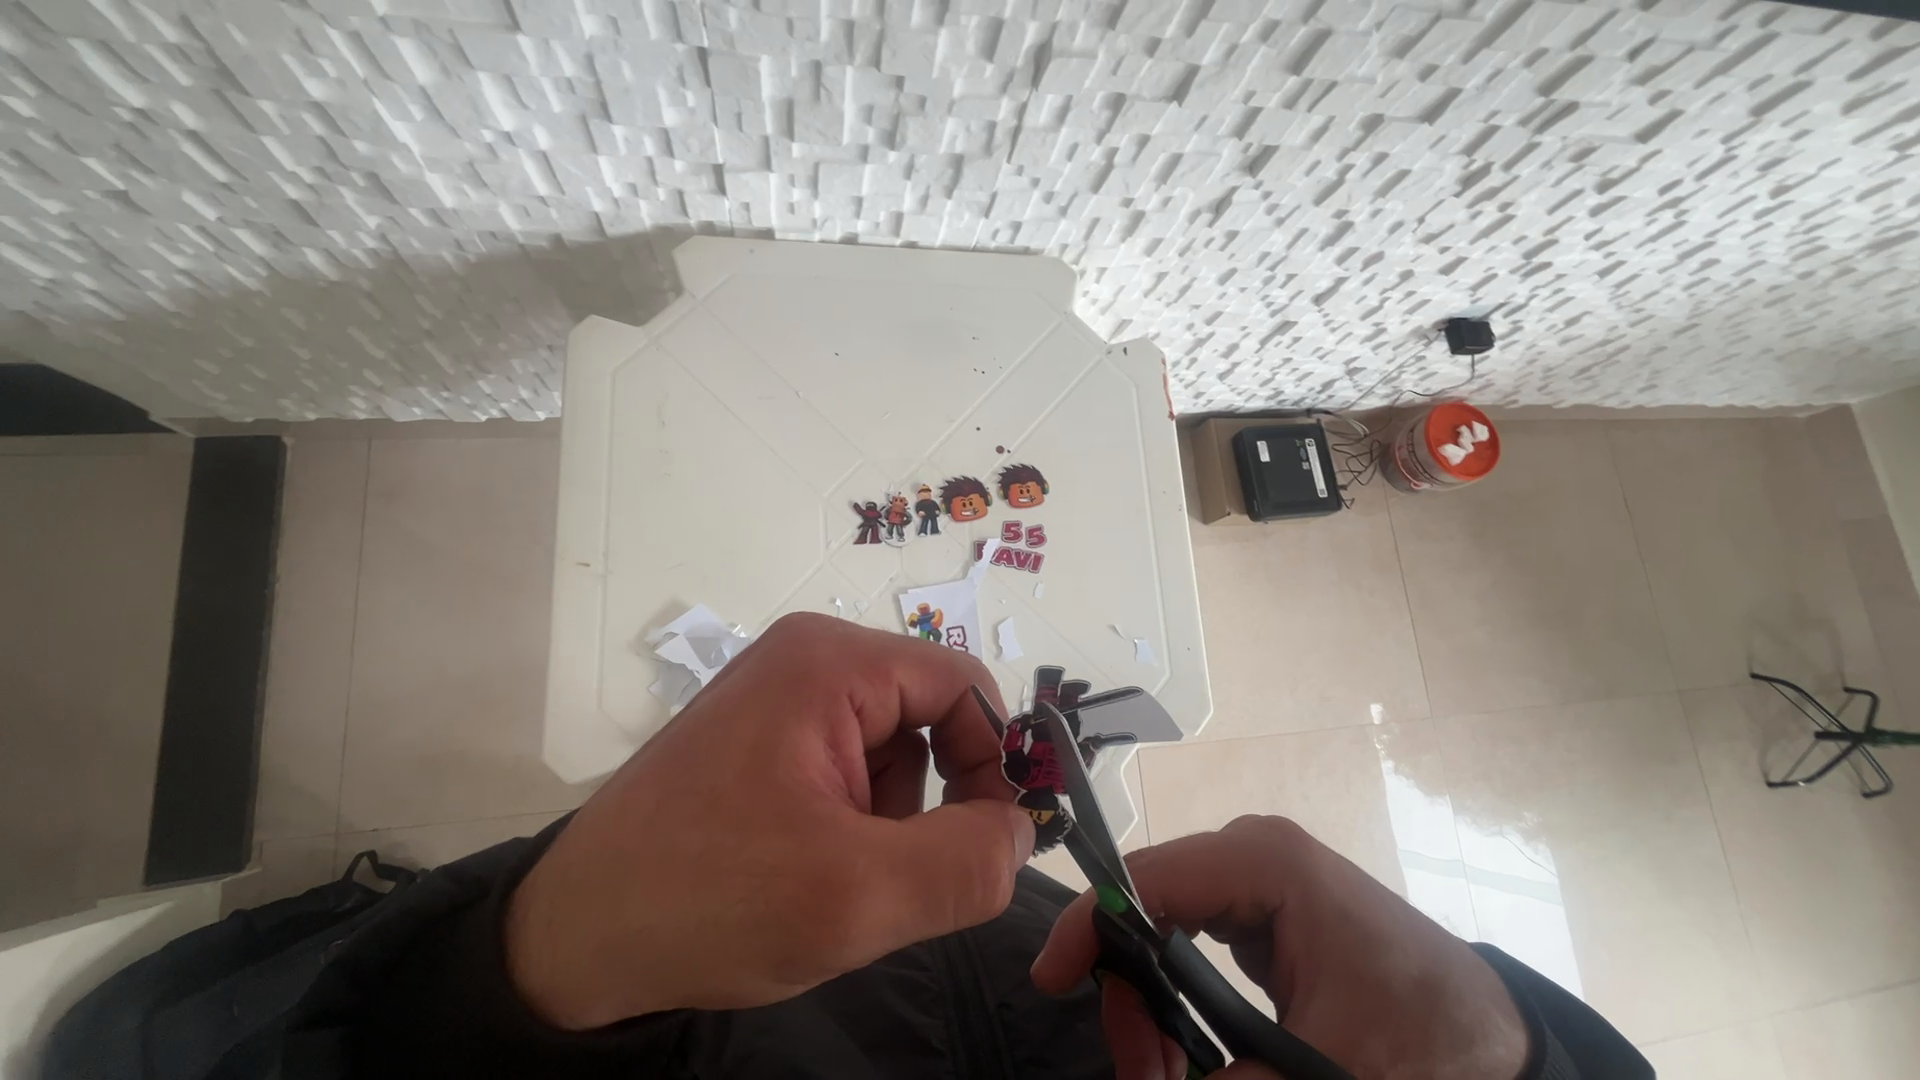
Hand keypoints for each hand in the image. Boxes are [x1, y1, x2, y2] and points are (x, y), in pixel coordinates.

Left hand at [505, 613, 1034, 1028]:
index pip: (961, 685)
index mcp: (830, 662)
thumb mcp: (860, 896)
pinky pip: (847, 766)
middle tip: (894, 872)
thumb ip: (970, 862)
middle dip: (930, 802)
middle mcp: (806, 659)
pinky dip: (852, 822)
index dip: (995, 759)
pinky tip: (802, 865)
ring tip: (830, 873)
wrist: (570, 941)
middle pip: (926, 717)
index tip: (994, 840)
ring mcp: (778, 696)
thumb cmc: (710, 900)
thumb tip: (1022, 828)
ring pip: (890, 750)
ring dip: (888, 818)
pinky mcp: (760, 737)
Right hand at [1032, 816, 1529, 1079]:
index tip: (1052, 979)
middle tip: (1142, 1075)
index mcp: (1264, 863)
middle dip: (1128, 991)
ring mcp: (1252, 878)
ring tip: (1162, 1073)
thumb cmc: (1429, 1037)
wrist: (1498, 1040)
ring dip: (1146, 1000)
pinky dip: (1170, 993)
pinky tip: (1179, 1049)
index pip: (1151, 877)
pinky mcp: (1257, 907)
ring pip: (1160, 926)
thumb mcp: (1337, 1072)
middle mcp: (1248, 855)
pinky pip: (1186, 939)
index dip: (1093, 922)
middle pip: (1148, 907)